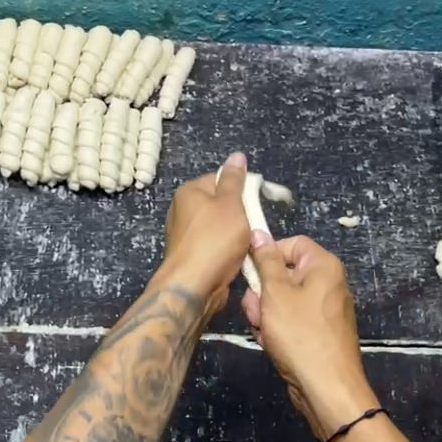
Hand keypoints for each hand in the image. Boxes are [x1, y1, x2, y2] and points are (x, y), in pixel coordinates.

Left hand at [156, 152, 253, 313]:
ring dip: (237, 234)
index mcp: (189, 192)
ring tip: (249, 242)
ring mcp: (185, 234)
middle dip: (241, 214)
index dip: (241, 187)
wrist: (194, 285)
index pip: (220, 179)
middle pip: (221, 203)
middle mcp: (183, 210)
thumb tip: (237, 155)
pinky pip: (215, 245)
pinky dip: (228, 250)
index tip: (259, 200)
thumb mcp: (231, 204)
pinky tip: (239, 257)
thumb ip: (235, 180)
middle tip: (255, 224)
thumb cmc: (214, 240)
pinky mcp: (191, 255)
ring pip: (220, 227)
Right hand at [244, 234, 378, 439]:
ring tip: (265, 332)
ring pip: (282, 299)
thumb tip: (259, 232)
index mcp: (323, 265)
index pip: (291, 243)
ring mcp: (323, 309)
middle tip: (258, 311)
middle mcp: (327, 283)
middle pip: (283, 273)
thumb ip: (265, 260)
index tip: (250, 272)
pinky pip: (290, 320)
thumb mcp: (275, 292)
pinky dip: (277, 330)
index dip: (268, 254)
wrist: (326, 387)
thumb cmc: (300, 333)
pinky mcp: (318, 331)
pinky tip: (271, 344)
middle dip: (263, 292)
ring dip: (266, 314)